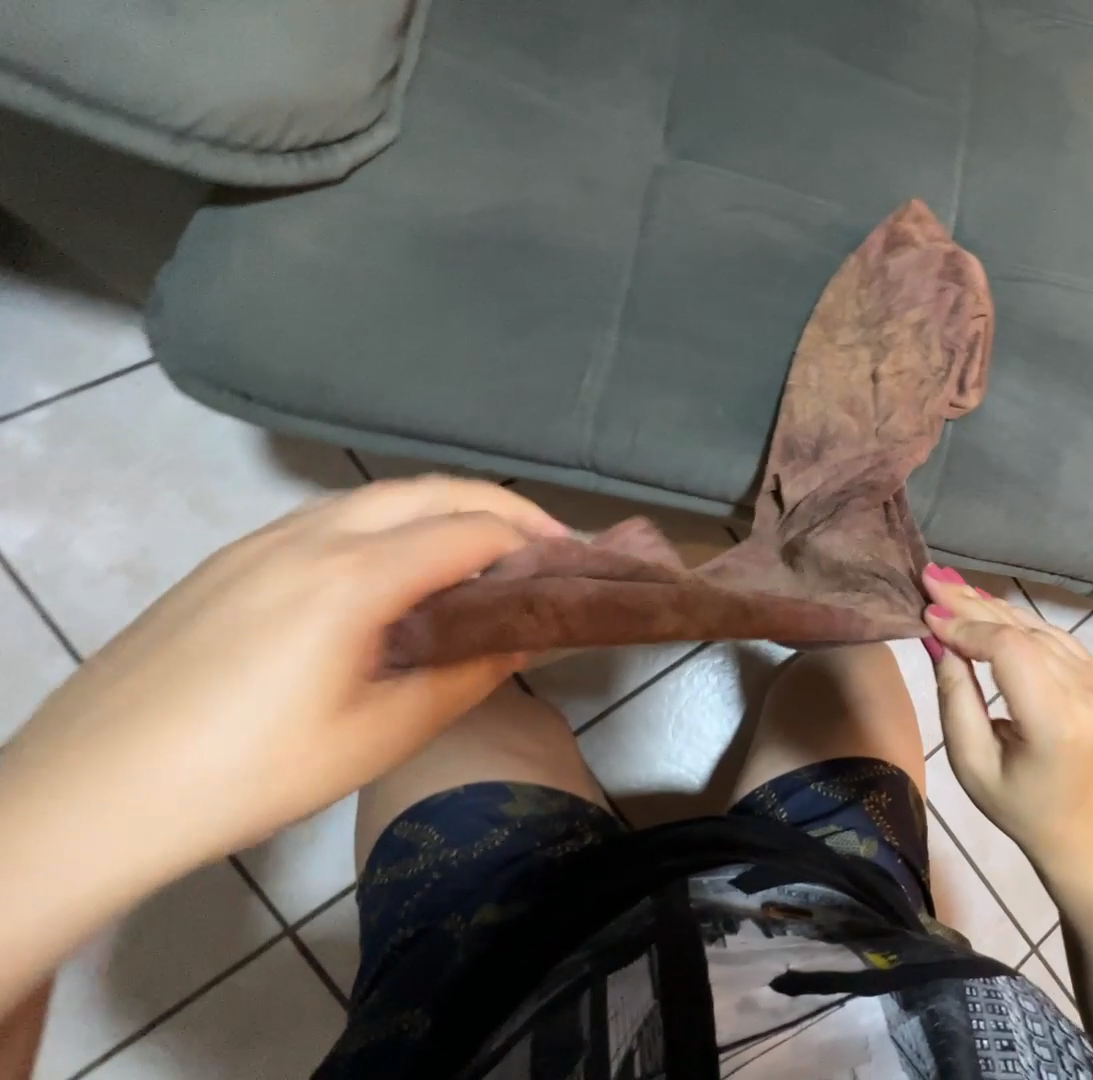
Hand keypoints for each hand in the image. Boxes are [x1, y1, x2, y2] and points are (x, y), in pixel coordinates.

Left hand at [3, 476, 569, 871]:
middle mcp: (308, 539)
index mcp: (351, 579)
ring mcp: (260, 544)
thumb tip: (531, 637)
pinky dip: (394, 521)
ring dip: (447, 508)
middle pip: (431, 490)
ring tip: (486, 551)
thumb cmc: (251, 775)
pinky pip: (333, 516)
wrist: (81, 803)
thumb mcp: (384, 734)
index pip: (472, 531)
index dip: (535, 542)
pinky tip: (401, 569)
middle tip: (547, 546)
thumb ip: (471, 673)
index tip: (576, 567)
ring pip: (379, 495)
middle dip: (502, 505)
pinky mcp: (229, 562)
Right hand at [921, 565, 1092, 862]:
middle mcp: (1083, 691)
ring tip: (947, 585)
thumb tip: (938, 637)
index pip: (1010, 652)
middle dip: (970, 604)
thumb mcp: (971, 760)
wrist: (1073, 818)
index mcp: (1055, 721)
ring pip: (1033, 625)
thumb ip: (956, 696)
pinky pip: (1046, 633)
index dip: (966, 627)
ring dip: (987, 606)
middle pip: (1021, 631)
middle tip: (929, 578)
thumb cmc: (1014, 800)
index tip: (927, 614)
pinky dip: (1011, 619)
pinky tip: (980, 604)